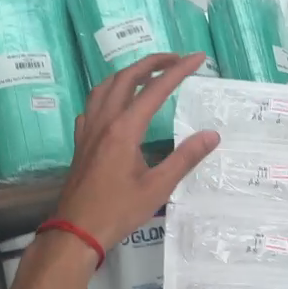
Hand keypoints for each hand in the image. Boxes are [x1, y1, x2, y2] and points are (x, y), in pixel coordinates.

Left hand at [53, 52, 218, 250]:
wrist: (76, 230)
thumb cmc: (118, 211)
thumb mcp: (158, 188)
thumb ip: (185, 158)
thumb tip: (211, 135)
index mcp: (125, 129)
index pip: (156, 88)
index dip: (179, 70)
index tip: (198, 58)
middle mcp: (104, 121)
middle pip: (126, 77)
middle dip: (152, 62)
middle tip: (176, 59)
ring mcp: (88, 130)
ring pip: (105, 86)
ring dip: (128, 73)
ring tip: (147, 73)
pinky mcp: (81, 142)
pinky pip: (92, 105)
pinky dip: (108, 93)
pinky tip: (115, 104)